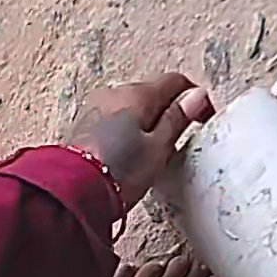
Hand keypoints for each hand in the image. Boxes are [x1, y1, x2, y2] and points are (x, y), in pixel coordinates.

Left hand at [68, 73, 214, 207]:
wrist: (72, 194)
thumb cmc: (118, 174)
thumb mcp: (157, 149)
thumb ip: (177, 120)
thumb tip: (196, 96)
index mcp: (138, 94)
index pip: (175, 82)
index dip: (193, 98)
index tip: (203, 117)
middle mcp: (113, 93)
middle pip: (149, 94)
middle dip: (164, 112)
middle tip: (174, 141)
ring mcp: (93, 109)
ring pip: (127, 109)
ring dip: (141, 123)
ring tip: (146, 153)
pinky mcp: (80, 129)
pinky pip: (110, 122)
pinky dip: (122, 132)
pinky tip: (123, 155)